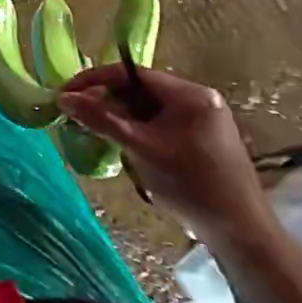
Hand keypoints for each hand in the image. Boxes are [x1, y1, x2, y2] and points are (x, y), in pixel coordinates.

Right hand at [59, 66, 278, 245]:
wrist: (238, 228)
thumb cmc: (190, 182)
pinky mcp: (198, 139)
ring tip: (88, 128)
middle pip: (137, 89)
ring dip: (115, 116)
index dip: (93, 80)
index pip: (130, 74)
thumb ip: (100, 118)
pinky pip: (156, 123)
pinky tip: (116, 142)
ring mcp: (200, 120)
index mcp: (189, 95)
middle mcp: (197, 100)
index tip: (64, 95)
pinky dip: (132, 128)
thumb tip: (63, 97)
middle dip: (102, 100)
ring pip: (145, 108)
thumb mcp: (139, 147)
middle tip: (73, 114)